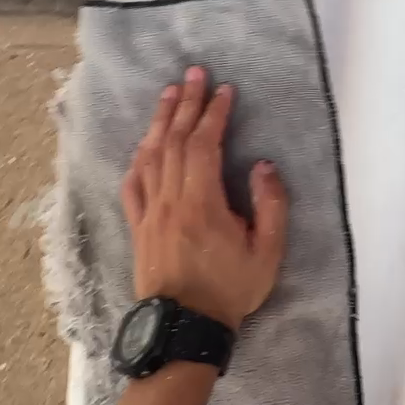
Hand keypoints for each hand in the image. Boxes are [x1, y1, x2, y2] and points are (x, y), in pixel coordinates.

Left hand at [121, 67, 288, 329]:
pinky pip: (133, 182)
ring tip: (170, 93)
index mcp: (201, 203)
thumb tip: (262, 165)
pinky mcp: (138, 226)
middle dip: (187, 103)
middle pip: (175, 140)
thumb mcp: (267, 252)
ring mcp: (149, 212)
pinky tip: (145, 142)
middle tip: (195, 73)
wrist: (184, 331)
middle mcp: (170, 200)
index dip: (214, 113)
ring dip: (161, 120)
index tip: (225, 90)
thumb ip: (271, 205)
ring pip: (151, 155)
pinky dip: (139, 155)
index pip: (204, 145)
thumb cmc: (229, 290)